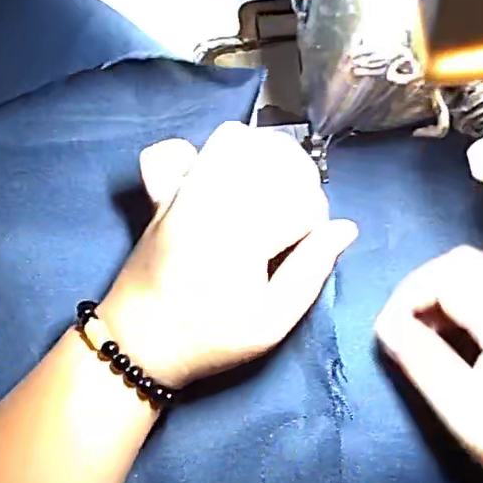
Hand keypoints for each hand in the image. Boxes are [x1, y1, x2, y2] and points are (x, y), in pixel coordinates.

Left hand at [98, 122, 357, 387]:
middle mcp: (213, 197)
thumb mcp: (271, 322)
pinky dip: (205, 154)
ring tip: (266, 193)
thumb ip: (311, 271)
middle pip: (274, 154)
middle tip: (291, 221)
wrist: (137, 344)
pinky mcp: (162, 193)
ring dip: (262, 157)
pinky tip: (219, 179)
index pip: (302, 198)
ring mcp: (183, 189)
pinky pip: (179, 149)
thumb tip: (345, 229)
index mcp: (243, 231)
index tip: (306, 249)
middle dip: (297, 181)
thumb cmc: (208, 339)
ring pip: (233, 138)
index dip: (316, 223)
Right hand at [374, 246, 482, 482]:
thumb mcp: (463, 407)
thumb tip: (386, 326)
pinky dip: (470, 303)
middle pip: (470, 262)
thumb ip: (421, 359)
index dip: (407, 297)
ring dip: (448, 292)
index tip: (386, 334)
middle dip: (426, 285)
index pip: (448, 275)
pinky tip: (459, 339)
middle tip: (402, 324)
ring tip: (424, 331)